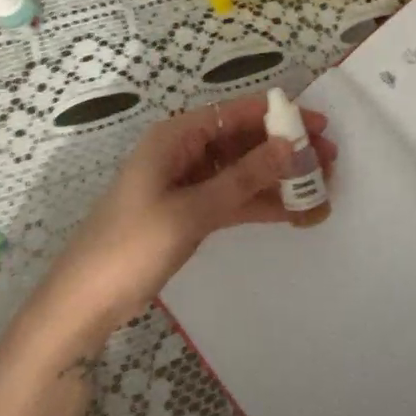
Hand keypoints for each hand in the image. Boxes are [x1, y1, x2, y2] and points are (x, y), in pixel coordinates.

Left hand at [33, 93, 337, 334]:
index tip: (318, 123)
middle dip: (285, 148)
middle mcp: (184, 152)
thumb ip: (242, 179)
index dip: (278, 115)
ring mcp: (188, 184)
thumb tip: (289, 146)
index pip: (234, 114)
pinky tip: (295, 212)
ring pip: (242, 171)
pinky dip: (262, 203)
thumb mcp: (190, 211)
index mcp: (175, 138)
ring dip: (279, 177)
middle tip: (329, 160)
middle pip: (243, 140)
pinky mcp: (191, 213)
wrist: (86, 301)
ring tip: (322, 186)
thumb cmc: (131, 245)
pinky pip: (234, 199)